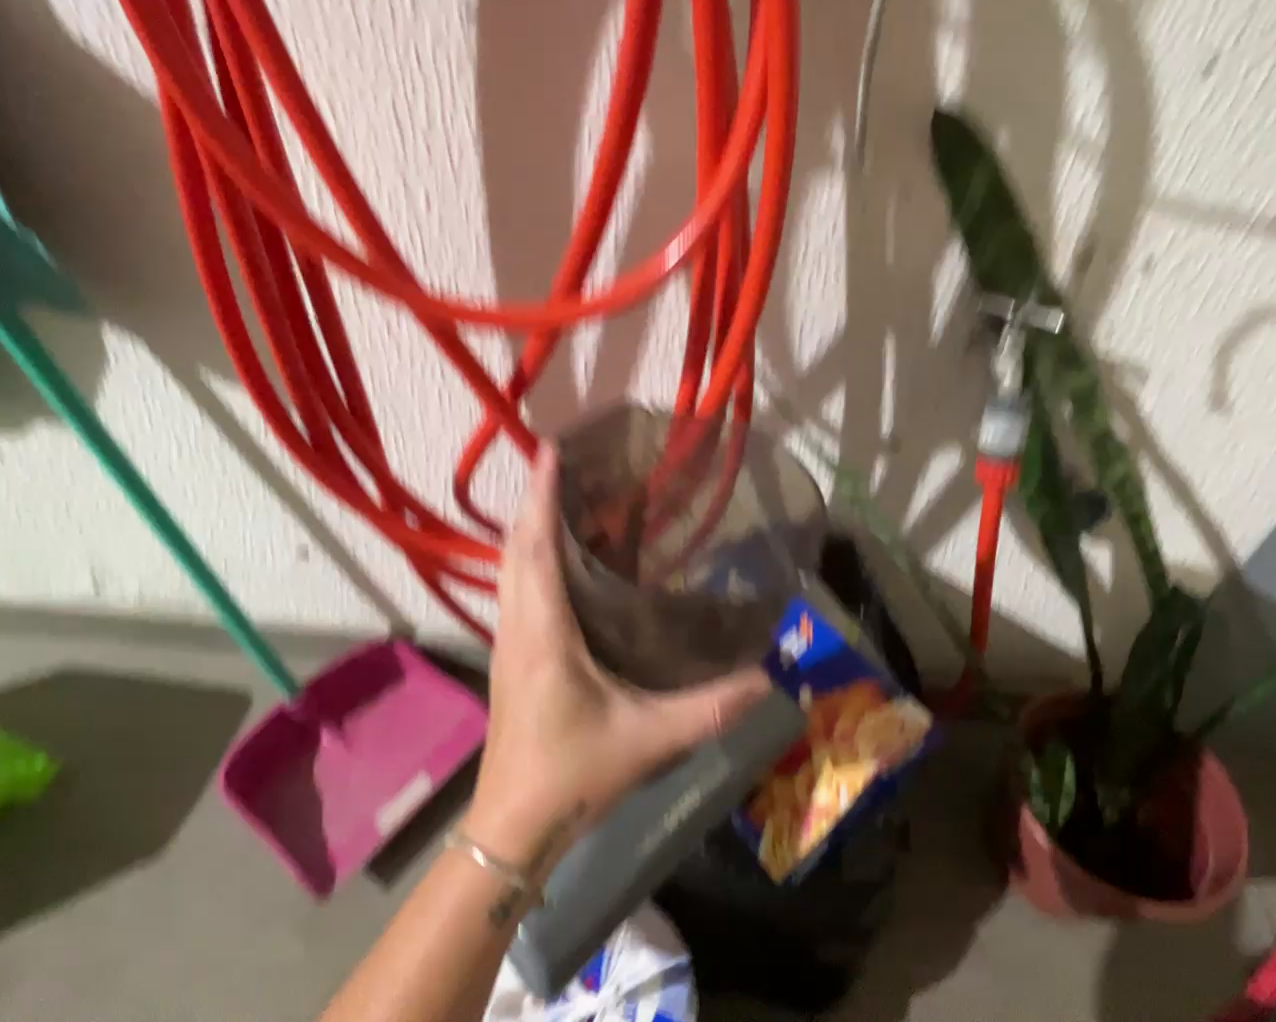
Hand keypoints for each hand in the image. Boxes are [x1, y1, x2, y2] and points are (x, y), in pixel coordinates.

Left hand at [461, 443, 771, 873]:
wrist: (513, 826)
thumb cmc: (573, 774)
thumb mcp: (649, 739)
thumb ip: (711, 708)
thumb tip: (768, 677)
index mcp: (544, 632)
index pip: (536, 548)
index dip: (542, 496)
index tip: (550, 450)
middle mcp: (517, 628)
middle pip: (515, 549)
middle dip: (535, 502)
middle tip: (564, 466)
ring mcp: (507, 646)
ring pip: (509, 571)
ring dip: (528, 531)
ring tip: (561, 502)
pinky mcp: (510, 663)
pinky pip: (514, 594)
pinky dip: (529, 562)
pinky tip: (556, 568)